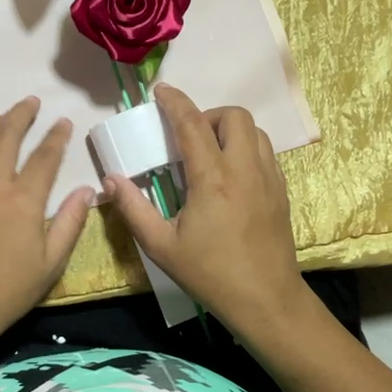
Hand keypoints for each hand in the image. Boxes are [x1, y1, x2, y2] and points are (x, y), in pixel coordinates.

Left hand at [0, 96, 93, 336]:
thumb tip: (87, 191)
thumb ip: (70, 222)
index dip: (56, 136)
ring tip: (2, 117)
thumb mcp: (52, 261)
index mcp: (22, 200)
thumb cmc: (10, 288)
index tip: (64, 123)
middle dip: (21, 114)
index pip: (44, 156)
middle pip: (5, 135)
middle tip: (32, 103)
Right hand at [105, 84, 314, 332]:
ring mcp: (268, 179)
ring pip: (254, 131)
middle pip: (233, 116)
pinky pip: (264, 151)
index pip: (193, 125)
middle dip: (207, 115)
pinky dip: (244, 147)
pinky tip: (227, 173)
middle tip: (185, 135)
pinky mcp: (280, 192)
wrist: (267, 300)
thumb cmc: (210, 274)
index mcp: (213, 179)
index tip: (160, 91)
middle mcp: (245, 169)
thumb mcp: (161, 246)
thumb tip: (110, 180)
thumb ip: (133, 209)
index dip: (175, 102)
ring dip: (228, 129)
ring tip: (206, 151)